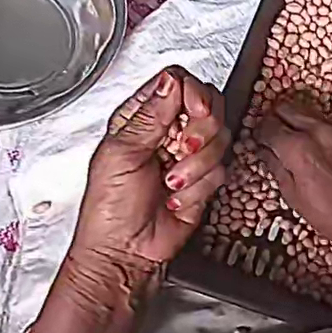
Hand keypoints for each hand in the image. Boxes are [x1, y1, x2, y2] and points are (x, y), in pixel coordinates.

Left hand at [69, 66, 229, 273]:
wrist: (126, 250)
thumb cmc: (110, 207)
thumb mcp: (121, 153)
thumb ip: (149, 116)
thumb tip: (170, 82)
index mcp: (141, 118)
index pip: (178, 83)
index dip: (193, 93)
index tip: (193, 110)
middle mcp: (168, 132)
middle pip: (209, 106)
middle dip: (201, 130)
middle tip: (181, 148)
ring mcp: (189, 156)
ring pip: (220, 139)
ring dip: (197, 166)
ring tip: (171, 183)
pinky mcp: (205, 180)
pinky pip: (221, 171)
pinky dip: (200, 188)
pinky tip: (178, 198)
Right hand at [254, 96, 331, 248]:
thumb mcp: (293, 196)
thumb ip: (276, 167)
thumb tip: (265, 152)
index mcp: (298, 149)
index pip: (269, 126)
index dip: (259, 132)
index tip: (259, 138)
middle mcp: (319, 134)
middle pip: (287, 109)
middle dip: (276, 119)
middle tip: (272, 133)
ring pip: (309, 112)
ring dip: (296, 120)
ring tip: (292, 138)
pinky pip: (329, 123)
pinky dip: (317, 128)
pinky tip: (315, 145)